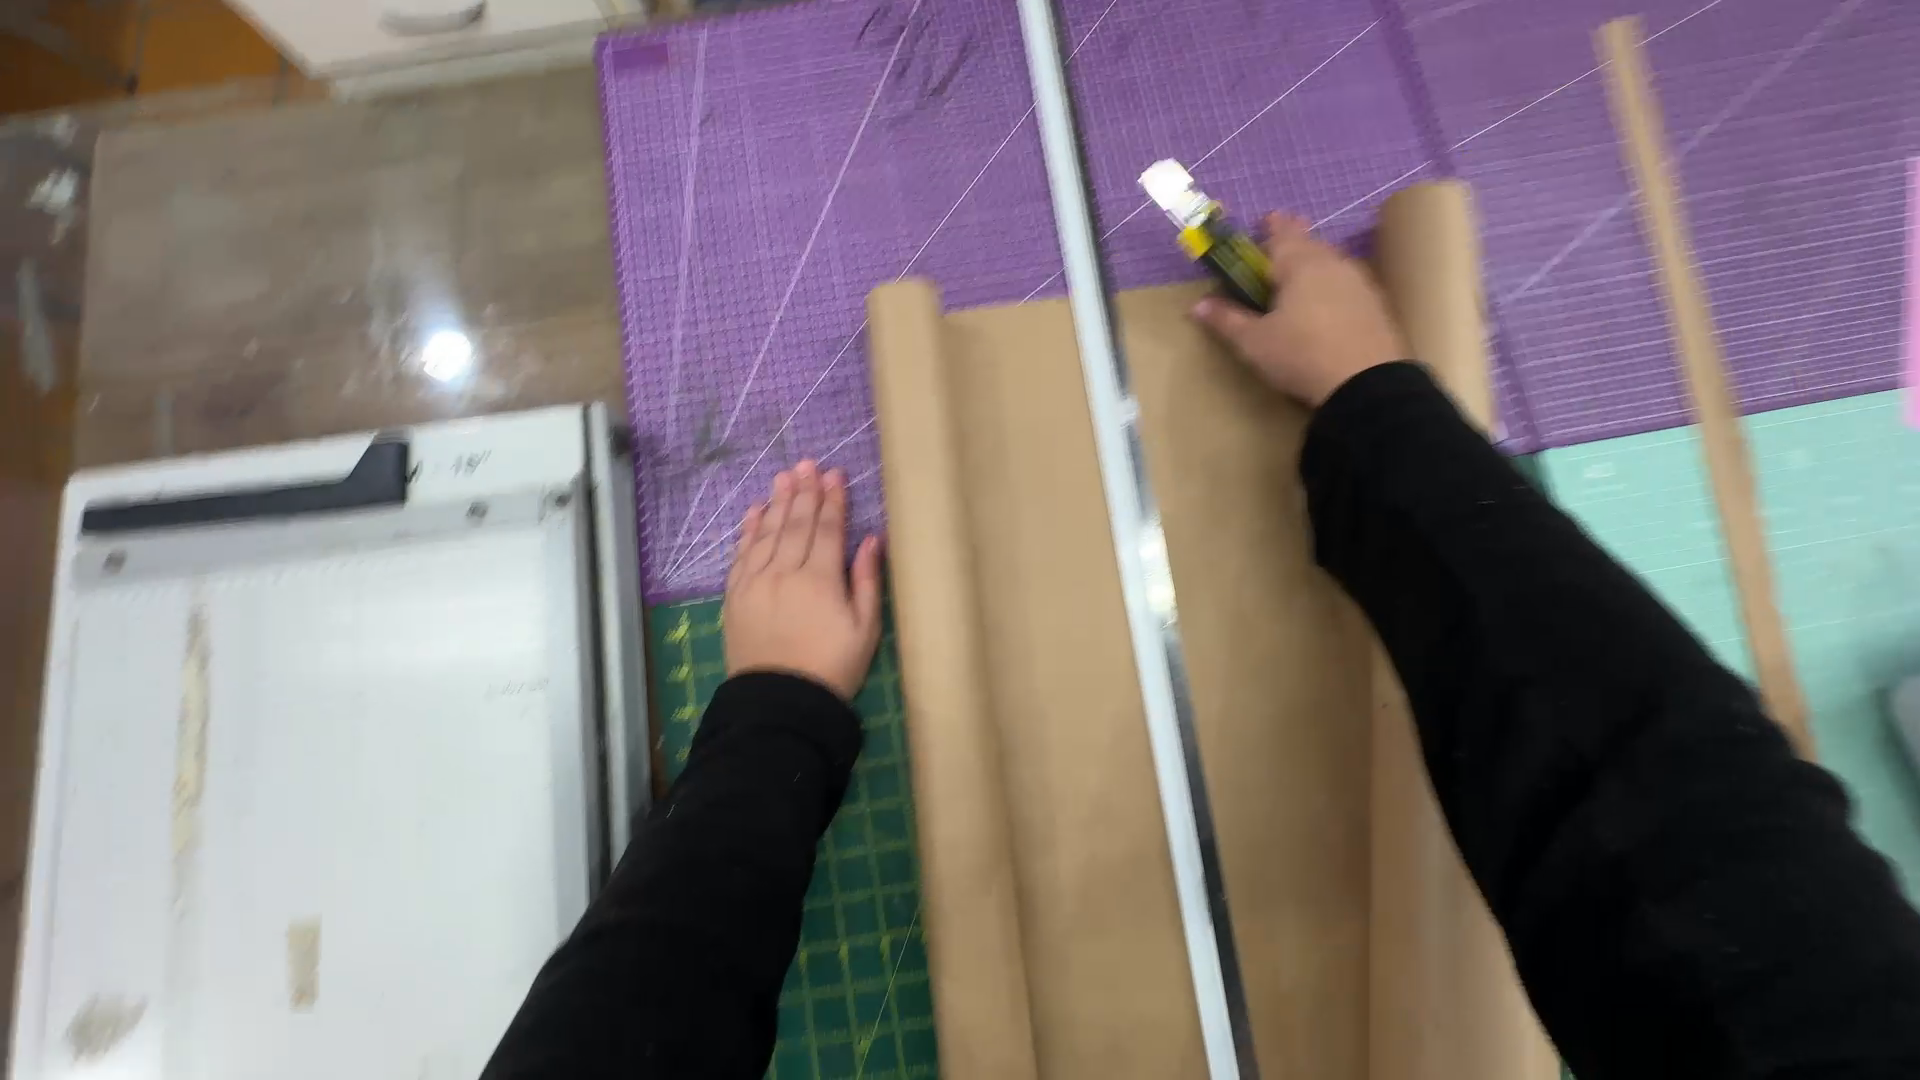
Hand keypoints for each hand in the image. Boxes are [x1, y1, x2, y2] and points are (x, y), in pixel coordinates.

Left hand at [724, 460, 883, 701]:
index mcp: (820, 580)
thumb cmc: (833, 667)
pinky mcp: (736, 596)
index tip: (834, 475)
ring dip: (777, 502)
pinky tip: (755, 511)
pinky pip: (741, 554)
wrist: (780, 702)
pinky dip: (748, 530)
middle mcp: (785, 573)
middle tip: (807, 464)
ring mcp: (756, 582)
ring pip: (767, 533)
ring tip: (784, 476)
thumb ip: (867, 580)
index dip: (832, 500)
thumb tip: (871, 539)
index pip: (827, 530)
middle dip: (804, 492)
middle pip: (795, 524)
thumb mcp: (865, 628)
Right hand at [1189, 212, 1408, 406]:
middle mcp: (1332, 264)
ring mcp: (1359, 283)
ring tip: (1301, 276)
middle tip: (1280, 247)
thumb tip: (1197, 306)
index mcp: (1299, 265)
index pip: (1283, 234)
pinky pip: (1347, 284)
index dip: (1272, 225)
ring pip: (1332, 263)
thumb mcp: (1254, 342)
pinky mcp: (1375, 305)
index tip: (1265, 219)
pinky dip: (1332, 286)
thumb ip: (1227, 320)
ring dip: (1315, 264)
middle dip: (1294, 242)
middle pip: (1311, 244)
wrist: (1366, 382)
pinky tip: (1327, 303)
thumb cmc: (1300, 354)